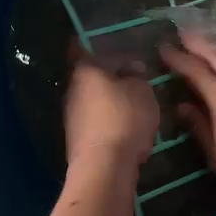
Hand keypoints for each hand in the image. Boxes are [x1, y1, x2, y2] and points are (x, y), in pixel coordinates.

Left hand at [63, 56, 156, 171]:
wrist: (104, 167)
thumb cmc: (124, 118)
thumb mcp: (143, 90)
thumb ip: (138, 76)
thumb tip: (132, 71)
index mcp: (85, 70)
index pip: (85, 48)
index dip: (106, 51)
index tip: (127, 56)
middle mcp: (72, 89)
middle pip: (93, 77)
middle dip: (113, 79)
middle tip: (138, 82)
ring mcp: (71, 116)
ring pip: (95, 101)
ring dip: (113, 103)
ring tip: (138, 109)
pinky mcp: (76, 139)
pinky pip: (97, 123)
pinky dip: (110, 123)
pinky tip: (128, 130)